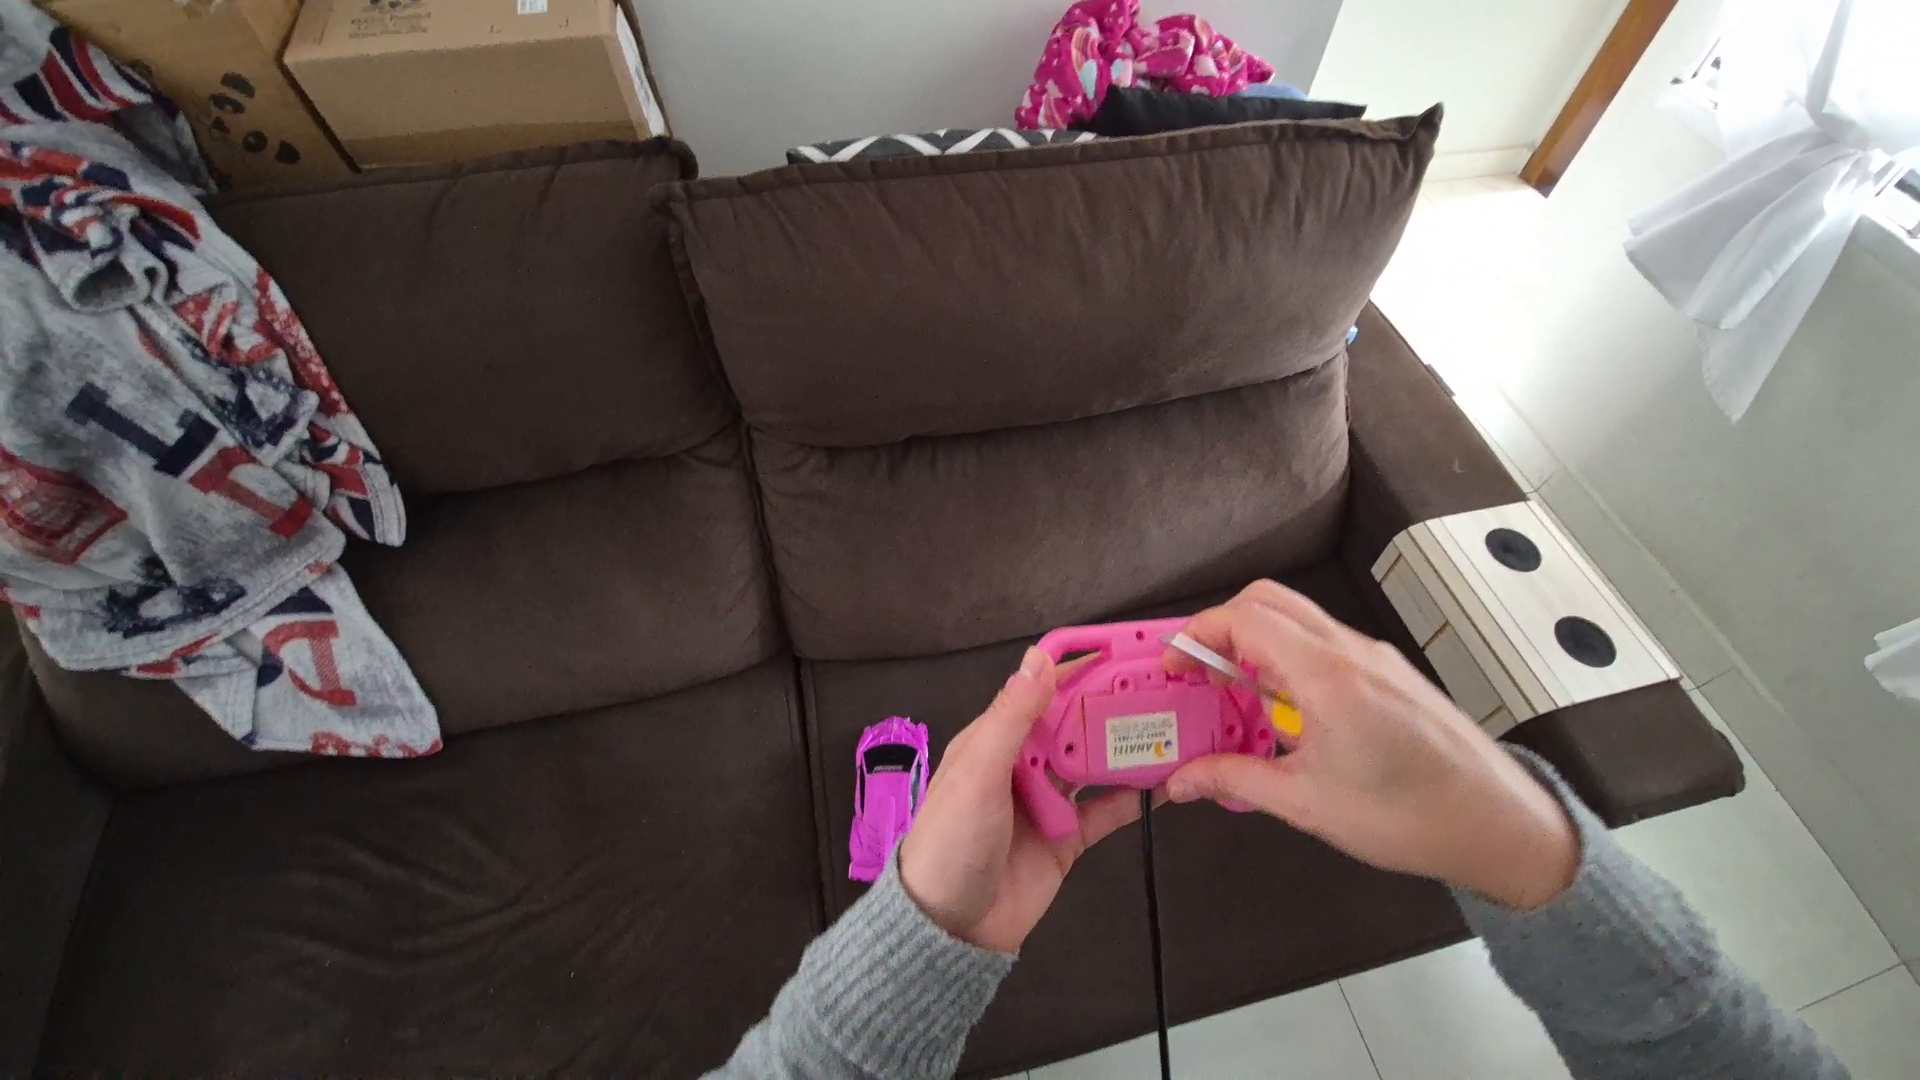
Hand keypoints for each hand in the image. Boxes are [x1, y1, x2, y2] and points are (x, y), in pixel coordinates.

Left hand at [898, 647, 1149, 953]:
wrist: (950, 928)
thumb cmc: (953, 840)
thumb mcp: (978, 773)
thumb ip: (1011, 717)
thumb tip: (1037, 658)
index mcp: (995, 739)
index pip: (1040, 692)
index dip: (1076, 671)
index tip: (1119, 654)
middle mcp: (1023, 763)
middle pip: (1074, 725)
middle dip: (1111, 707)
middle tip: (1161, 690)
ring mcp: (1048, 801)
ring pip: (1095, 764)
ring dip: (1127, 748)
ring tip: (1172, 729)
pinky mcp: (1069, 838)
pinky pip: (1107, 811)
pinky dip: (1135, 797)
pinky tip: (1164, 784)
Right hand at [1164, 581, 1579, 910]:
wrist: (1505, 827)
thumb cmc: (1404, 817)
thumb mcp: (1307, 803)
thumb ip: (1234, 779)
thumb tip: (1178, 782)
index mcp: (1327, 675)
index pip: (1246, 618)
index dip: (1197, 634)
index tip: (1175, 668)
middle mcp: (1350, 650)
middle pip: (1268, 599)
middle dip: (1220, 624)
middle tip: (1200, 670)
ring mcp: (1373, 655)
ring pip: (1297, 616)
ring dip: (1253, 637)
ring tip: (1233, 689)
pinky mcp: (1388, 670)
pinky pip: (1322, 640)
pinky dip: (1284, 652)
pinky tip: (1282, 704)